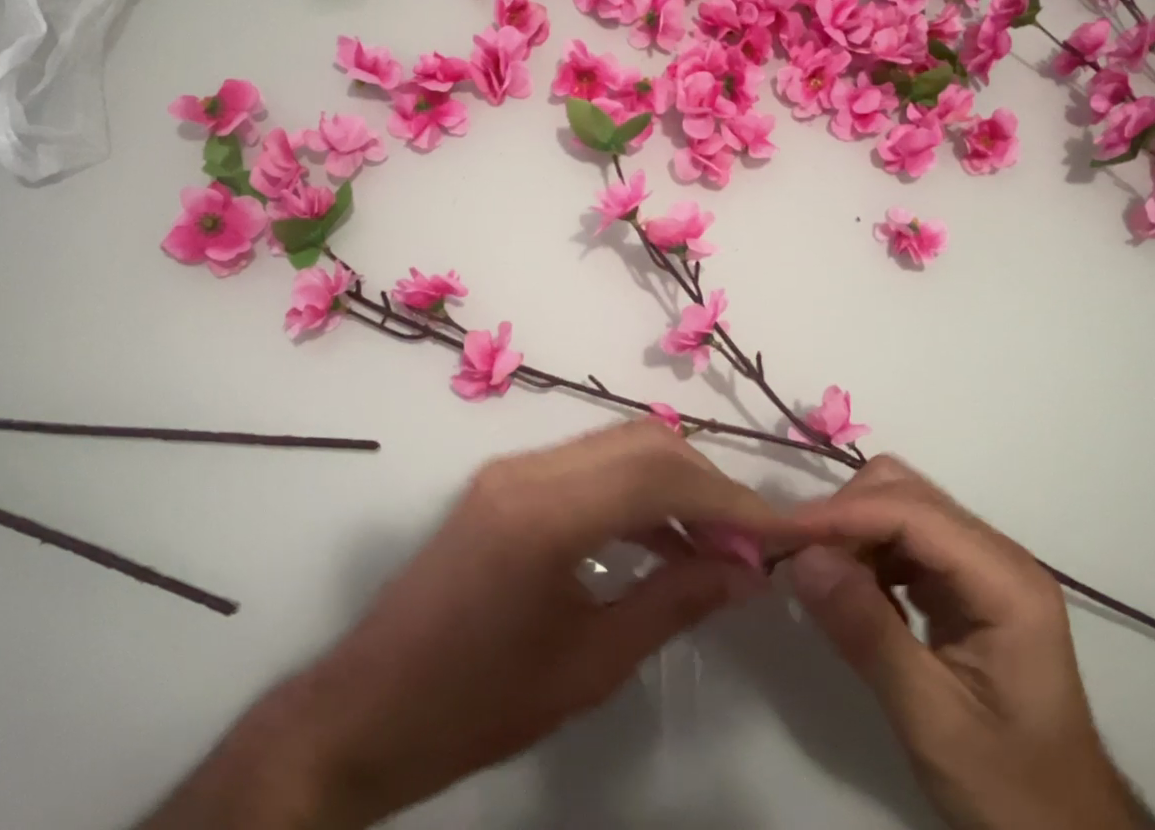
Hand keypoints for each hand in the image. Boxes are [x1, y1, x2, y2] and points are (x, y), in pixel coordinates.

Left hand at [139, 421, 771, 829]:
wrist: (369, 712)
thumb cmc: (479, 703)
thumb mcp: (592, 663)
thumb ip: (676, 602)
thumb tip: (751, 572)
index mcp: (545, 513)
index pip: (663, 477)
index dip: (734, 504)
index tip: (785, 536)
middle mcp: (527, 471)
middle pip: (645, 444)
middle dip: (709, 486)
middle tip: (752, 544)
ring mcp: (509, 473)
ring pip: (618, 448)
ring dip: (675, 486)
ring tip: (719, 547)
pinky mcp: (503, 487)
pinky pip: (588, 469)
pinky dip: (636, 494)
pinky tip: (664, 543)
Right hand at [783, 456, 1154, 829]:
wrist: (1062, 827)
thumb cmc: (1007, 782)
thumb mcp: (931, 718)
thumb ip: (868, 633)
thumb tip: (803, 559)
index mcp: (1006, 584)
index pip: (915, 515)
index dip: (842, 515)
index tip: (776, 534)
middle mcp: (998, 560)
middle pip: (909, 495)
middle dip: (844, 514)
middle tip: (790, 557)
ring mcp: (982, 572)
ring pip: (903, 511)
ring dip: (851, 532)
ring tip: (810, 574)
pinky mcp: (963, 590)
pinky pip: (904, 546)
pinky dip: (865, 555)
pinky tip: (845, 592)